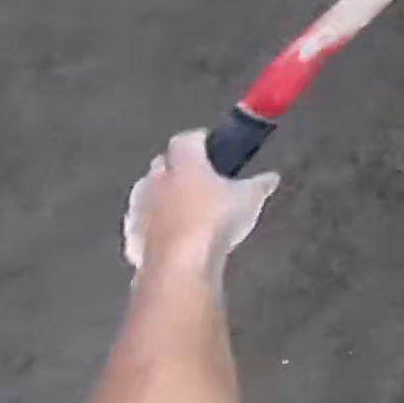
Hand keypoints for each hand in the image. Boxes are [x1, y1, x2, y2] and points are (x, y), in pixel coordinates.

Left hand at [124, 130, 279, 277]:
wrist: (181, 263)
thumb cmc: (217, 219)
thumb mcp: (251, 197)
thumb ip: (261, 183)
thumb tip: (272, 177)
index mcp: (185, 165)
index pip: (186, 139)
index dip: (199, 139)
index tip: (209, 143)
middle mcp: (156, 181)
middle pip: (162, 163)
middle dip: (178, 165)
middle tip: (200, 174)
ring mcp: (139, 209)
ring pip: (149, 192)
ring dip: (164, 194)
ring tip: (188, 205)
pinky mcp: (131, 235)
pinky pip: (143, 221)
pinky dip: (156, 222)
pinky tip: (174, 232)